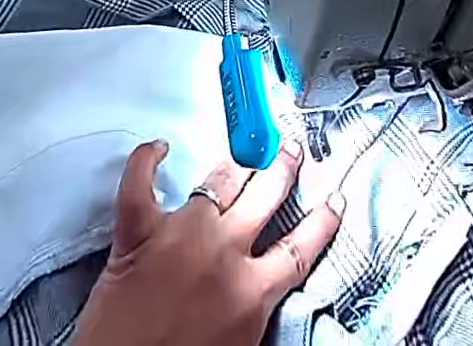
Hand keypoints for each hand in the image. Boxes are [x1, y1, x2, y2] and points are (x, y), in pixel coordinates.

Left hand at [71, 138, 342, 345]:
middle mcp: (222, 252)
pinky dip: (146, 158)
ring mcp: (180, 232)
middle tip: (290, 149)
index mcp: (251, 293)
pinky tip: (157, 146)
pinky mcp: (139, 228)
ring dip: (235, 163)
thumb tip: (262, 286)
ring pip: (216, 182)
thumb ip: (254, 308)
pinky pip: (140, 180)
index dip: (320, 222)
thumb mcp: (239, 344)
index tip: (333, 199)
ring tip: (246, 148)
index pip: (298, 250)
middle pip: (264, 198)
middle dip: (281, 169)